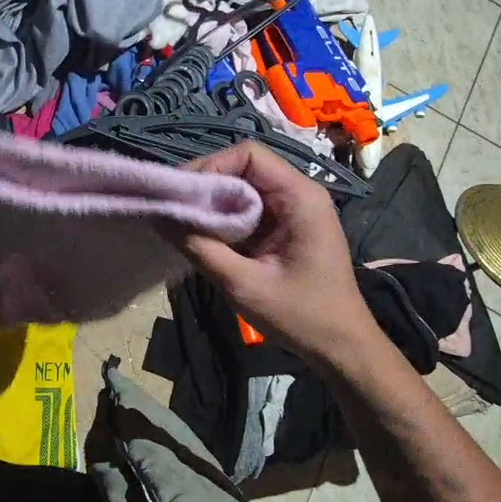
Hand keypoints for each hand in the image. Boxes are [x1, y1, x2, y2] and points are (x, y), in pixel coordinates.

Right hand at [174, 142, 371, 361]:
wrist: (341, 347)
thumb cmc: (300, 315)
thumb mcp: (243, 283)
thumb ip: (200, 247)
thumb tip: (159, 217)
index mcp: (299, 197)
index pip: (249, 154)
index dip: (211, 166)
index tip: (182, 195)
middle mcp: (298, 193)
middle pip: (243, 167)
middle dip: (206, 185)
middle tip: (174, 210)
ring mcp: (293, 210)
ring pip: (243, 187)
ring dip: (213, 203)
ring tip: (184, 224)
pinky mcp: (285, 227)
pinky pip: (248, 208)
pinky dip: (224, 218)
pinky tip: (205, 237)